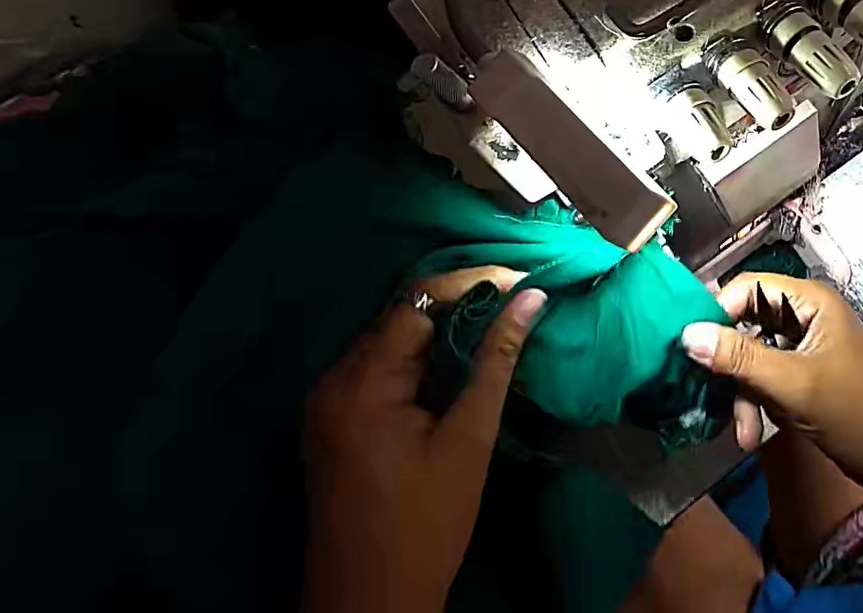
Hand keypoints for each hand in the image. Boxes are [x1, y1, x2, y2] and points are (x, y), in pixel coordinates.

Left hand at [302, 267, 545, 612]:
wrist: (368, 609)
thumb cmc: (425, 524)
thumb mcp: (469, 437)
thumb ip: (498, 358)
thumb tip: (533, 296)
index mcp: (361, 384)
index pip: (417, 301)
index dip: (471, 282)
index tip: (520, 281)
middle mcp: (334, 382)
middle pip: (402, 315)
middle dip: (461, 299)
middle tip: (515, 296)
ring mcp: (329, 401)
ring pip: (394, 337)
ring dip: (444, 325)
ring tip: (498, 317)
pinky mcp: (336, 419)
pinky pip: (383, 363)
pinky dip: (423, 352)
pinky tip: (459, 354)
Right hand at [681, 273, 862, 485]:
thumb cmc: (856, 412)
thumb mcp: (794, 385)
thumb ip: (741, 358)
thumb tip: (688, 336)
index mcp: (810, 301)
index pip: (748, 288)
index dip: (718, 313)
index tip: (692, 346)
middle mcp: (805, 313)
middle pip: (747, 321)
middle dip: (731, 363)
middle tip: (709, 391)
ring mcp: (804, 343)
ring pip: (753, 353)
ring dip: (744, 392)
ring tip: (742, 432)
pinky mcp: (803, 370)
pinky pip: (766, 374)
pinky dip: (756, 401)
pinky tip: (753, 433)